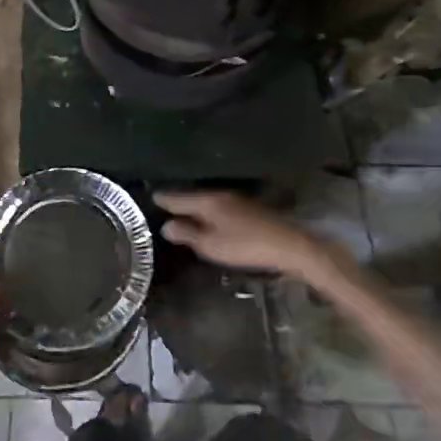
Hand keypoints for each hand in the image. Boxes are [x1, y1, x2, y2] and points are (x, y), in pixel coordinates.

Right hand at [153, 191, 342, 280]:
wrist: (289, 246)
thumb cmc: (245, 246)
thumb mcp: (211, 245)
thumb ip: (188, 234)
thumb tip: (167, 225)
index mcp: (208, 201)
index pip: (179, 197)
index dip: (164, 199)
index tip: (151, 196)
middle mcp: (221, 195)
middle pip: (194, 196)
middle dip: (179, 200)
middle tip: (163, 202)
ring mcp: (237, 200)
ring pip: (208, 201)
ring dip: (195, 205)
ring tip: (182, 211)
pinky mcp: (249, 209)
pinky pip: (220, 206)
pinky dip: (209, 210)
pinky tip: (209, 218)